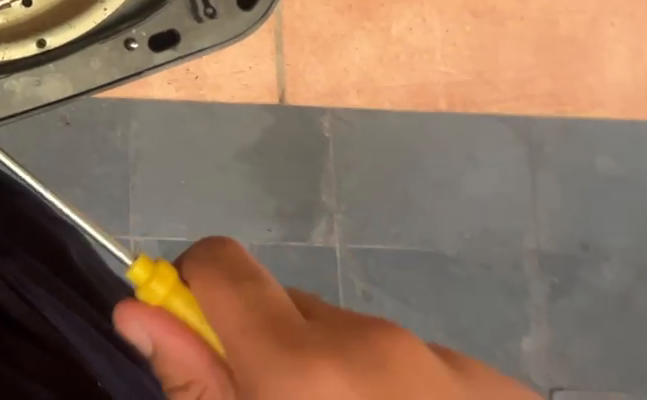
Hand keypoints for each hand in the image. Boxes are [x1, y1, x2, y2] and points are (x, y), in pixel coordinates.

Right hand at [113, 238, 537, 398]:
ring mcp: (452, 366)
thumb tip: (135, 310)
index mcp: (299, 361)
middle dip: (274, 347)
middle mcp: (374, 343)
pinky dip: (410, 398)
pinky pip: (428, 368)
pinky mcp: (511, 392)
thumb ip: (194, 382)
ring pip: (359, 339)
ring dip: (345, 377)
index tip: (204, 339)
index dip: (196, 288)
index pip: (218, 260)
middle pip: (288, 305)